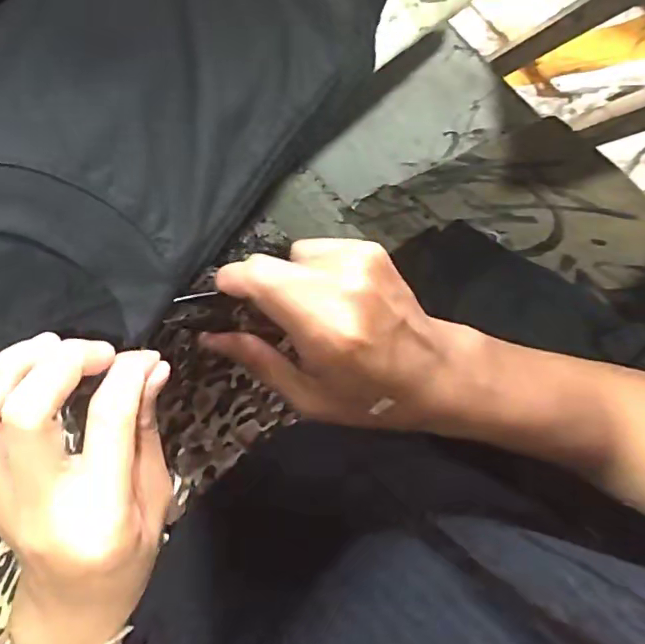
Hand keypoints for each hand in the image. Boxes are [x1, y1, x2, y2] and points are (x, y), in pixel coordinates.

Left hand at [0, 333, 172, 643]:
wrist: (70, 604)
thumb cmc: (126, 553)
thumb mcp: (155, 494)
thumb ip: (146, 426)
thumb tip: (150, 365)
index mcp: (98, 513)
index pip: (107, 420)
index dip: (126, 372)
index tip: (142, 357)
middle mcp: (37, 505)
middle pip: (25, 413)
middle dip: (62, 362)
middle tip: (96, 351)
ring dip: (9, 369)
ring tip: (48, 349)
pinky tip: (8, 373)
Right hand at [202, 239, 488, 433]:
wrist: (434, 370)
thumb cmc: (369, 395)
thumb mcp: (308, 396)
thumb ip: (257, 360)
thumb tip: (210, 337)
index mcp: (324, 325)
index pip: (257, 276)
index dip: (230, 283)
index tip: (225, 299)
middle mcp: (341, 283)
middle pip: (268, 261)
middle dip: (259, 284)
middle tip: (271, 316)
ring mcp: (358, 260)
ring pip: (293, 252)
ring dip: (289, 277)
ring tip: (311, 307)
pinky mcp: (369, 249)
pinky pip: (318, 248)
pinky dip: (314, 267)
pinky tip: (333, 294)